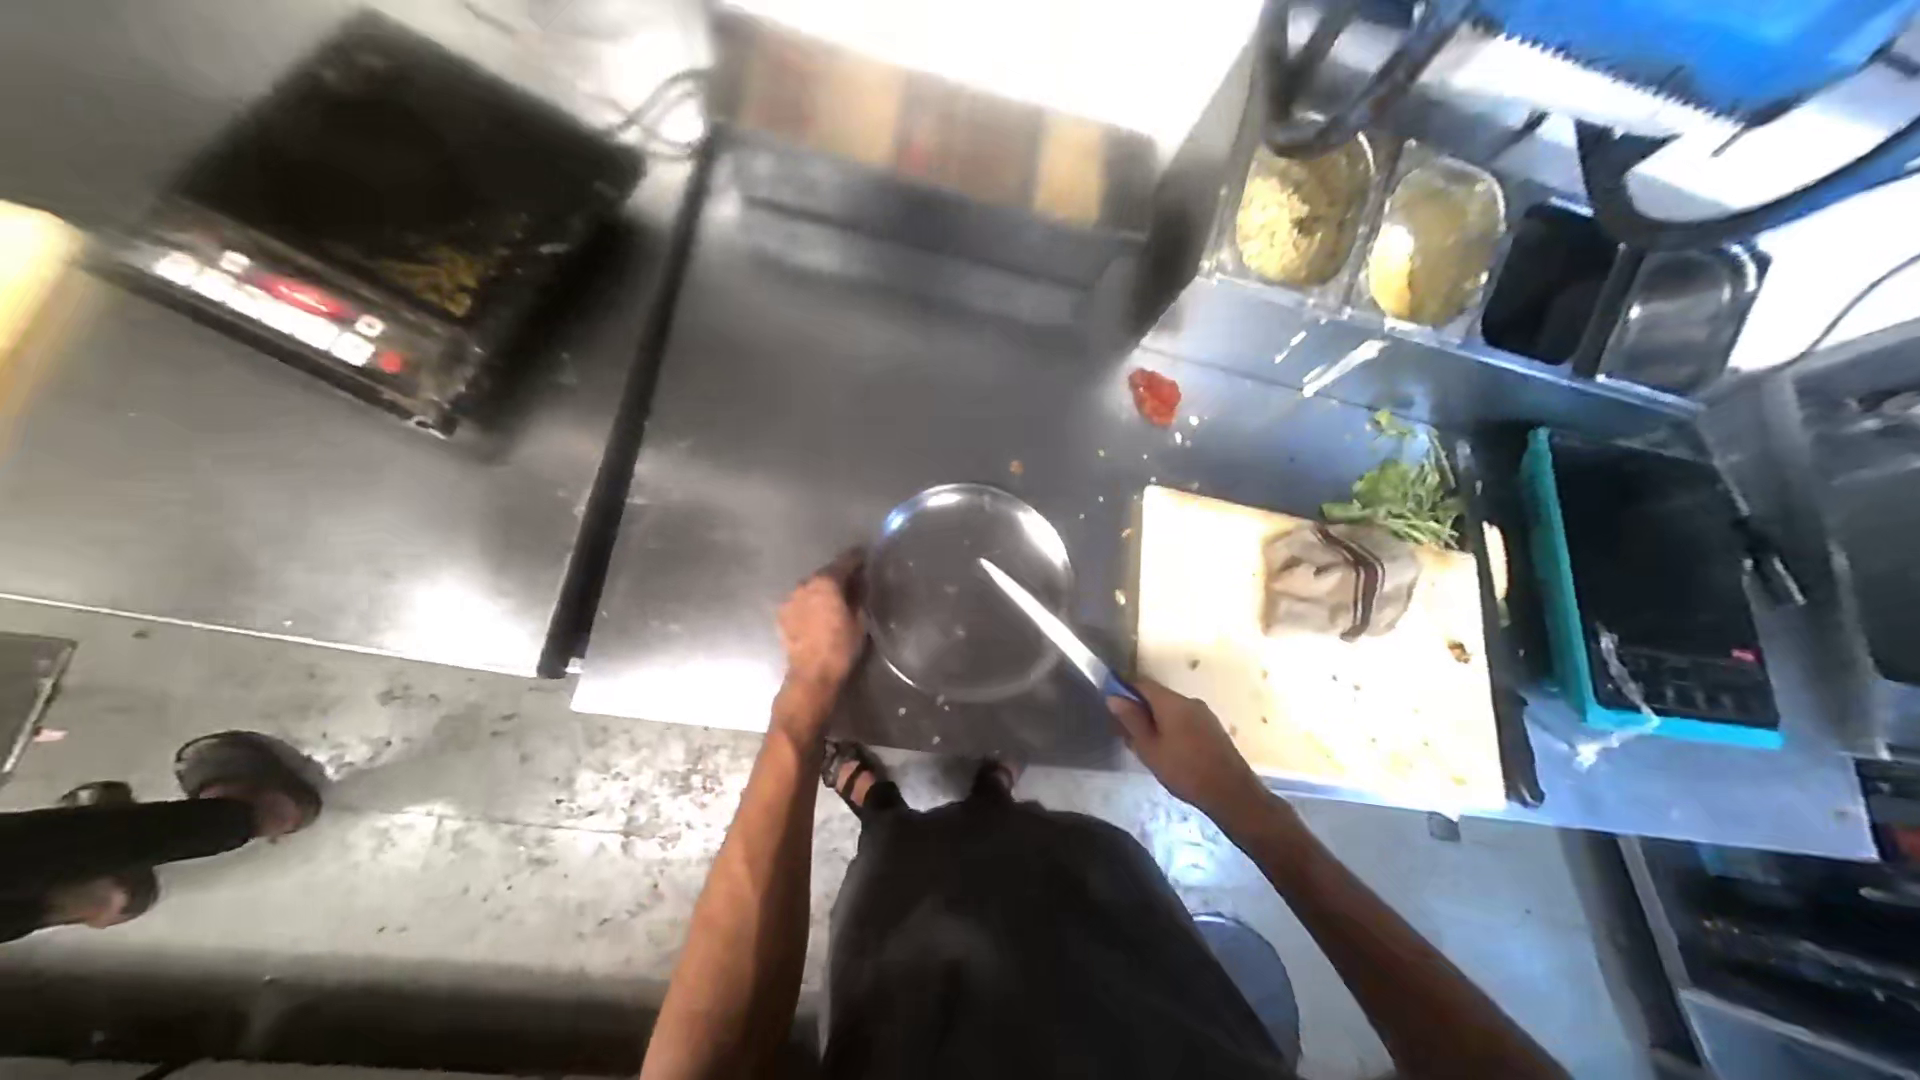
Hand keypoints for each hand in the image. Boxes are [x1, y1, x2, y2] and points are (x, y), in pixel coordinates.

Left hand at [777, 549, 865, 695]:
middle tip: (852, 583)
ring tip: (834, 600)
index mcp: (826, 581)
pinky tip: (818, 613)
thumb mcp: (860, 620)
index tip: (865, 557)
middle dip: (839, 576)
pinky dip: (810, 602)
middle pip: (825, 573)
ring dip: (822, 590)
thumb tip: (859, 583)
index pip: (845, 561)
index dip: (857, 558)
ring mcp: (790, 598)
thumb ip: (859, 596)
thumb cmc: (841, 646)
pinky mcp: (782, 614)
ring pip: (811, 587)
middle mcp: (804, 584)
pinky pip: (800, 601)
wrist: (811, 674)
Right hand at [1108, 678, 1270, 826]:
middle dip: (1140, 709)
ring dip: (1156, 720)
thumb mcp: (1149, 748)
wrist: (1232, 794)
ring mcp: (1204, 714)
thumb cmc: (1184, 770)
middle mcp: (1189, 701)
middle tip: (1127, 733)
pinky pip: (1185, 719)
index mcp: (1171, 702)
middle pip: (1157, 696)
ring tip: (1147, 746)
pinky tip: (1169, 750)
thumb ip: (1131, 720)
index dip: (1123, 690)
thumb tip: (1114, 697)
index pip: (1141, 683)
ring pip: (1171, 709)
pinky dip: (1172, 728)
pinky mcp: (1213, 728)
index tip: (1112, 706)